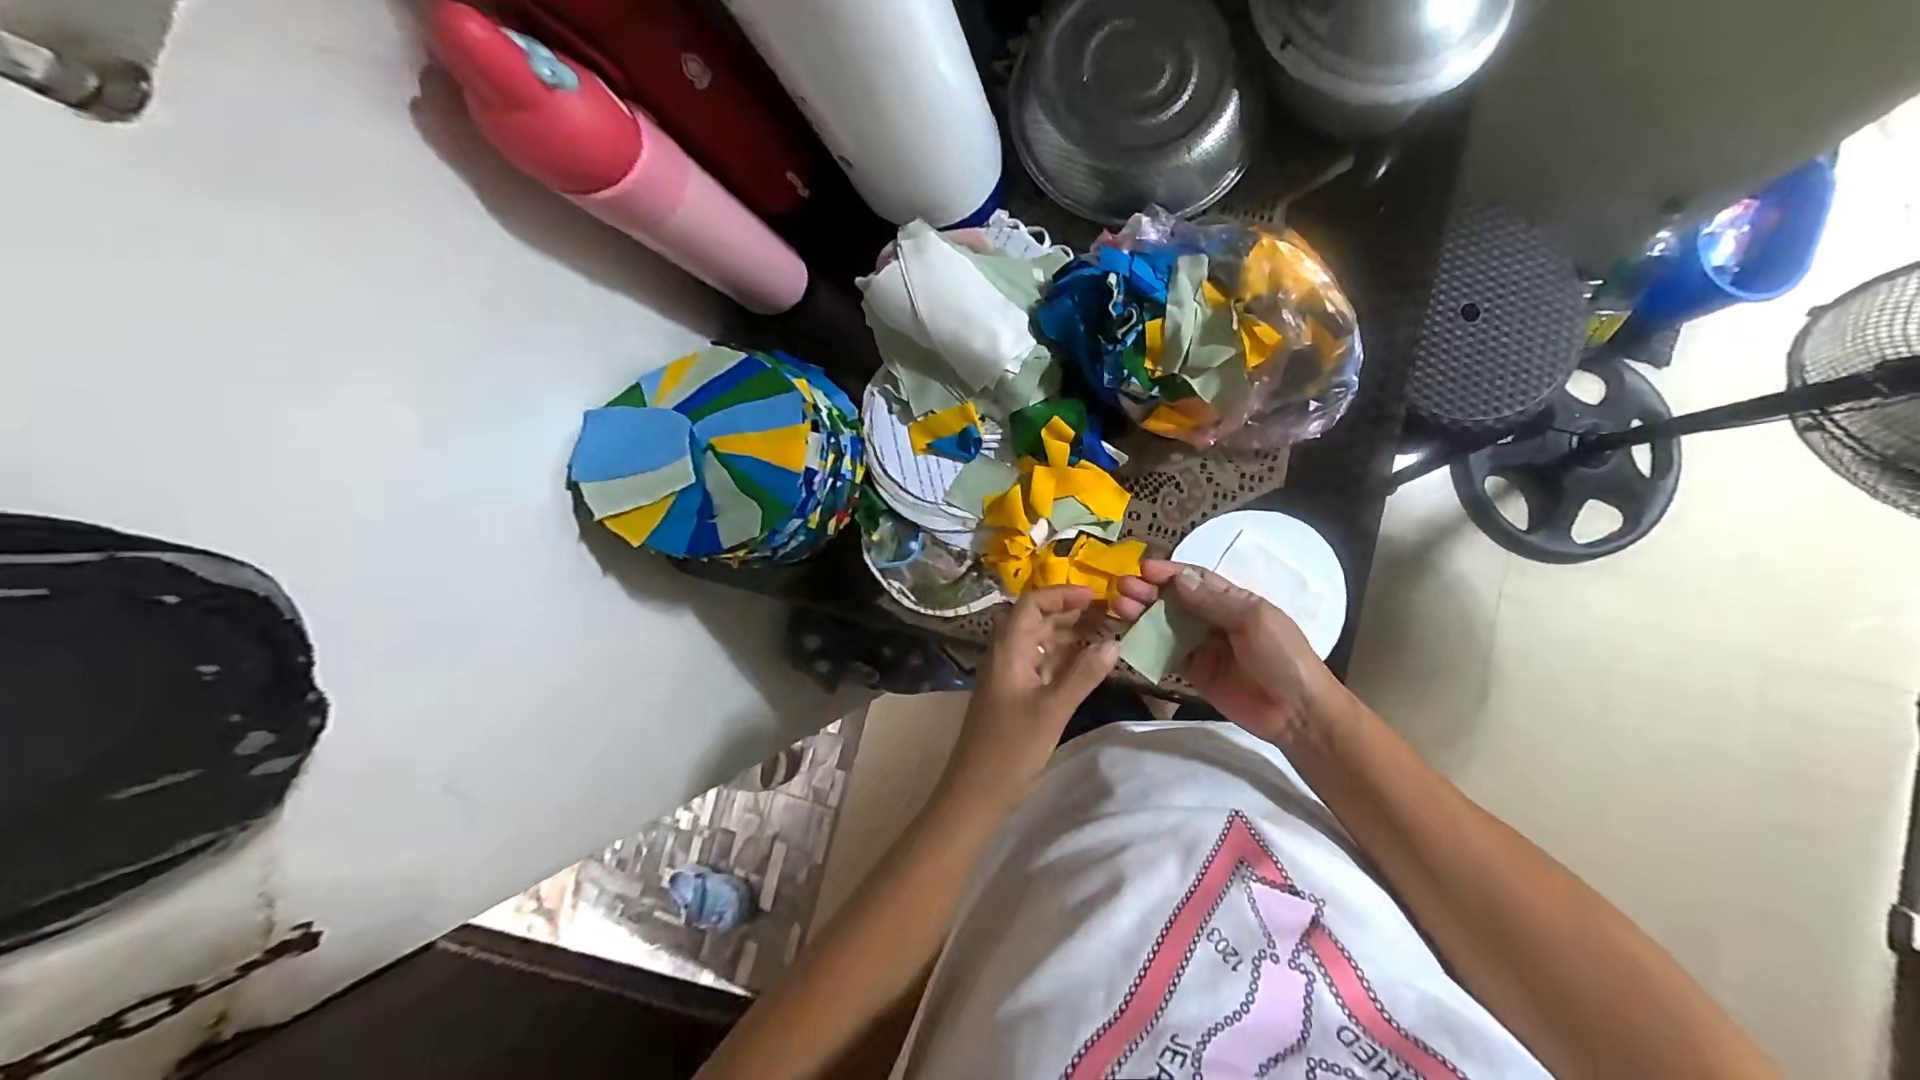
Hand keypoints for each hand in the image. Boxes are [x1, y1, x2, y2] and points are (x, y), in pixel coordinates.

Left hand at [947, 586, 1120, 798]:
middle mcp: (1006, 654)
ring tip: (1108, 633)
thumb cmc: (1011, 747)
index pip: (1032, 603)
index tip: (1096, 596)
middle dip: (1073, 613)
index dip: (1062, 595)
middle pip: (1038, 619)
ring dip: (1071, 635)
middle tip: (1111, 614)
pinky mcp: (1016, 693)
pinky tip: (1091, 663)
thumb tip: (1115, 642)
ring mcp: (1010, 674)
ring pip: (1042, 642)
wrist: (976, 790)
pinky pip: (1042, 664)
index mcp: (1008, 649)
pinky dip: (1065, 658)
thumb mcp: (1052, 709)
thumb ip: (1083, 674)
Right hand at [1112, 560, 1346, 746]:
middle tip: (1122, 588)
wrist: (1297, 712)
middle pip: (1175, 600)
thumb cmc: (1282, 656)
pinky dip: (1147, 646)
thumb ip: (1214, 601)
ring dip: (1142, 615)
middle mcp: (1214, 620)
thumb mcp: (1254, 619)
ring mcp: (1203, 647)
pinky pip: (1166, 655)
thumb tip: (1178, 580)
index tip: (1143, 569)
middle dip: (1148, 592)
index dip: (1169, 572)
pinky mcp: (1194, 672)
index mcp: (1234, 601)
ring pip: (1166, 625)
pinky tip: (1128, 638)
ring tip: (1119, 608)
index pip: (1196, 580)